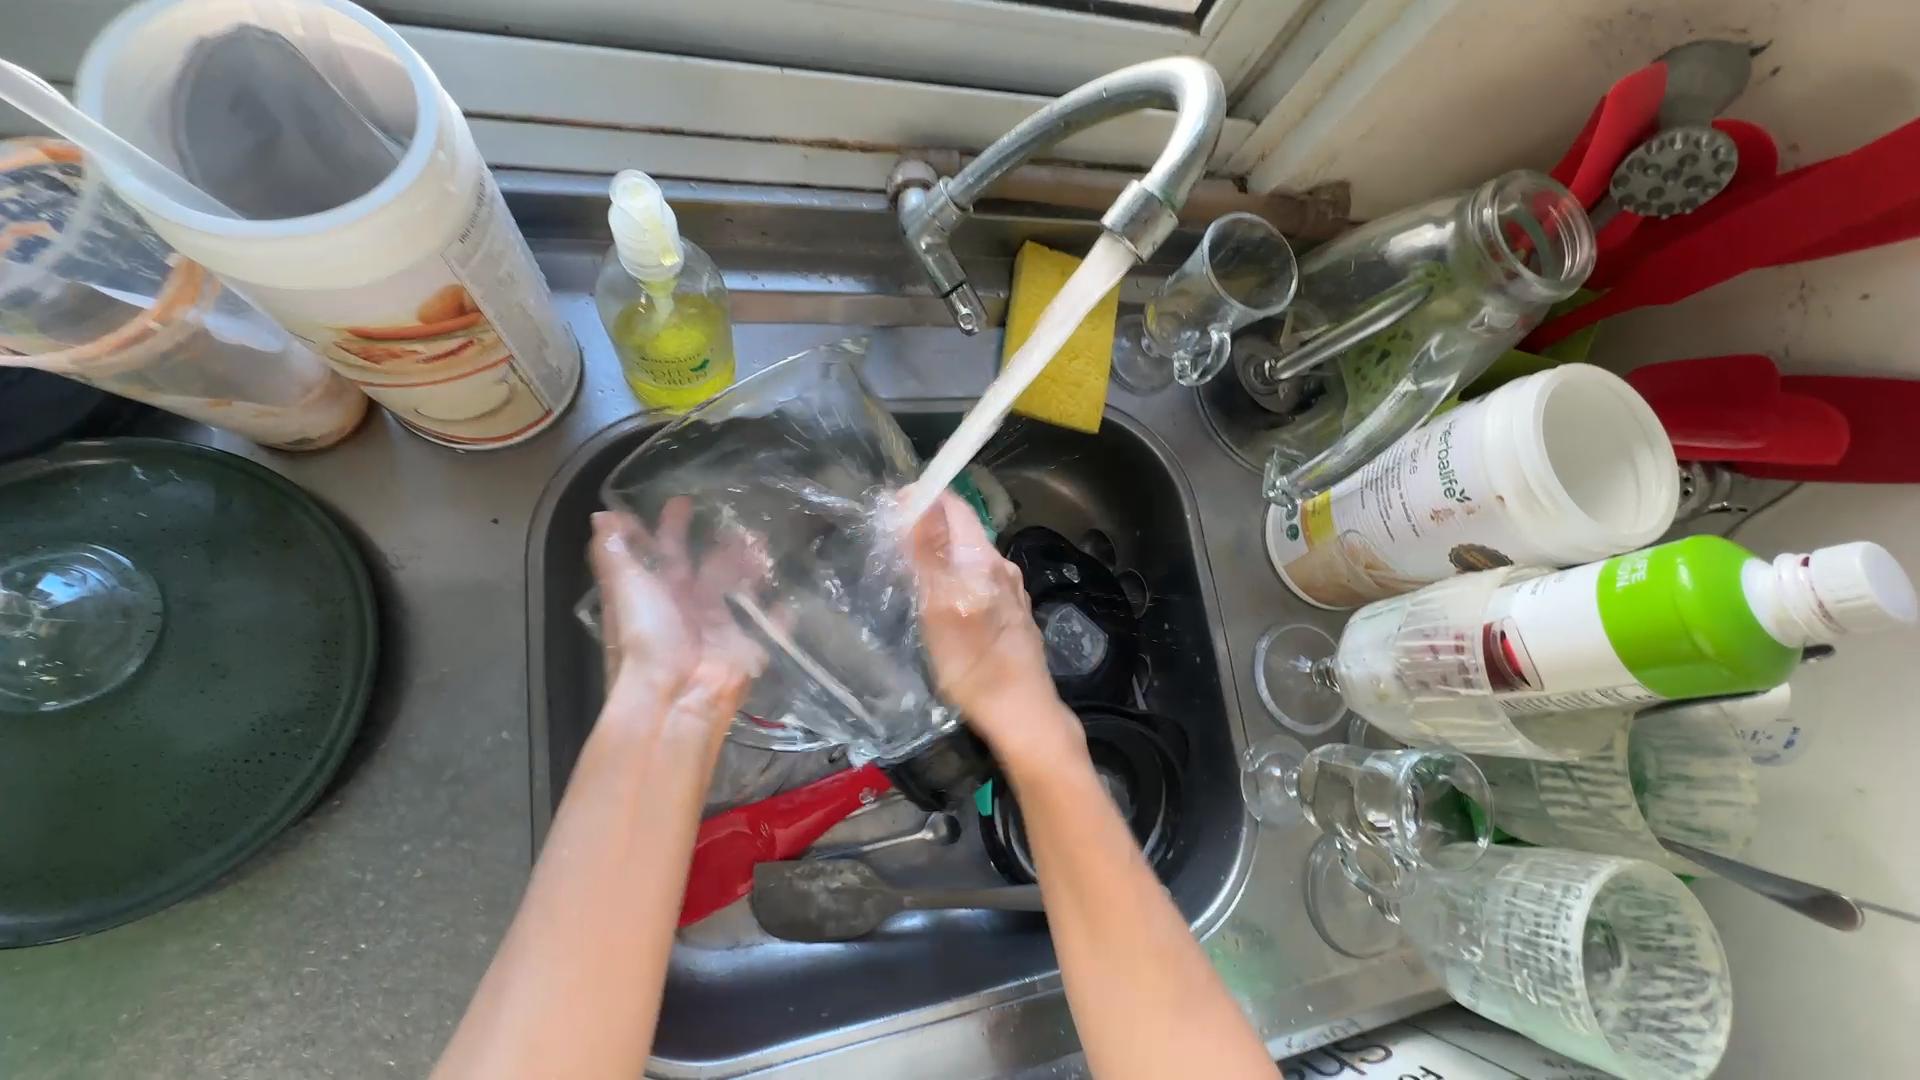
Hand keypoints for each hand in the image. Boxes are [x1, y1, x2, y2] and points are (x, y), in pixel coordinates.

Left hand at [588, 500, 767, 736]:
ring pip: (738, 587)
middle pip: (706, 566)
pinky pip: (768, 625)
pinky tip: (789, 596)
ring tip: (764, 548)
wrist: (675, 695)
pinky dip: (780, 613)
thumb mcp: (624, 588)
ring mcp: (718, 627)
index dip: (670, 527)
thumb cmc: (646, 637)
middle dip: (722, 543)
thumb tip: (601, 515)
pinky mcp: (746, 646)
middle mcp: (687, 606)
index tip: (683, 500)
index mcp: (656, 592)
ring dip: (751, 566)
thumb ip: (614, 552)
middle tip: (741, 523)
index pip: (664, 552)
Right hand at [906, 493, 1084, 764]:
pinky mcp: (1011, 615)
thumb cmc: (975, 665)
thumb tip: (917, 498)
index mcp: (984, 559)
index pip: (955, 507)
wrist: (1023, 715)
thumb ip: (930, 552)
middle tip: (889, 541)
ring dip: (939, 555)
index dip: (923, 499)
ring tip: (907, 569)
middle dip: (927, 526)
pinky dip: (953, 578)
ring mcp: (1010, 592)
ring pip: (969, 558)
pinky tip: (939, 600)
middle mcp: (1002, 568)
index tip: (890, 510)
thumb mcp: (942, 606)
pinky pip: (976, 581)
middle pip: (962, 531)